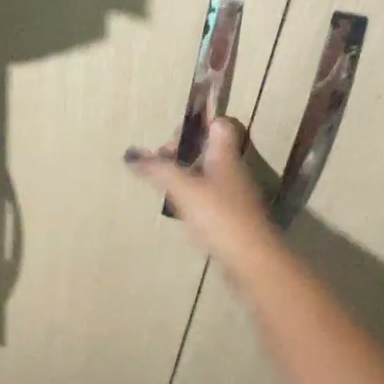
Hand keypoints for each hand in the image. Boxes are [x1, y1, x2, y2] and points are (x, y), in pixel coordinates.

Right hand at [125, 117, 281, 266]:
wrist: (253, 260)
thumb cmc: (219, 216)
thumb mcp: (183, 189)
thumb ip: (158, 170)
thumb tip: (130, 155)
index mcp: (225, 154)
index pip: (219, 124)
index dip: (197, 123)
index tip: (171, 140)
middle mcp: (233, 169)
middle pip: (209, 149)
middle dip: (183, 153)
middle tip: (159, 166)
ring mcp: (236, 194)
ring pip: (208, 174)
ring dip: (186, 177)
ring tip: (163, 187)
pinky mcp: (234, 216)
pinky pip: (211, 197)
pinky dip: (194, 198)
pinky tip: (179, 211)